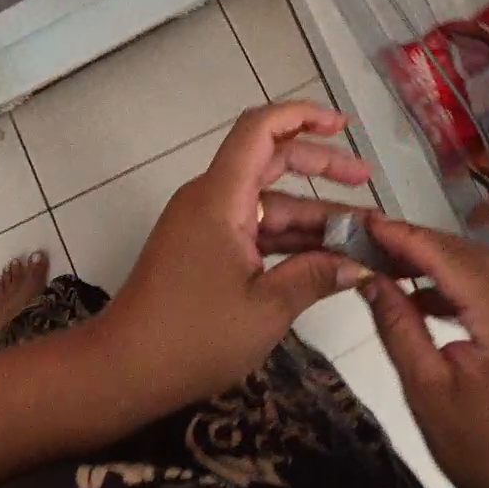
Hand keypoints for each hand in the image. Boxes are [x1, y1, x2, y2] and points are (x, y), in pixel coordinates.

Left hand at [96, 102, 378, 410]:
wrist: (122, 371)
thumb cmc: (192, 337)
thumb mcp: (265, 309)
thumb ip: (315, 276)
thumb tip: (359, 264)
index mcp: (221, 196)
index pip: (260, 129)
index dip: (302, 116)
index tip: (342, 125)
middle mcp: (212, 198)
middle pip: (271, 160)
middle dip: (321, 165)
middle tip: (366, 179)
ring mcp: (207, 223)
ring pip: (268, 201)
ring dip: (311, 213)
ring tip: (362, 229)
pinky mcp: (205, 247)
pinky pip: (254, 228)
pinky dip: (289, 238)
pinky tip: (326, 255)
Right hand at [360, 218, 488, 487]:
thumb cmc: (482, 452)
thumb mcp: (427, 391)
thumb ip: (398, 326)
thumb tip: (369, 277)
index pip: (453, 261)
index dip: (407, 237)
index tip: (367, 221)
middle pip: (470, 256)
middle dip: (419, 243)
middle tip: (372, 238)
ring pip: (483, 266)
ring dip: (438, 260)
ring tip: (392, 262)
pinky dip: (459, 282)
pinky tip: (425, 295)